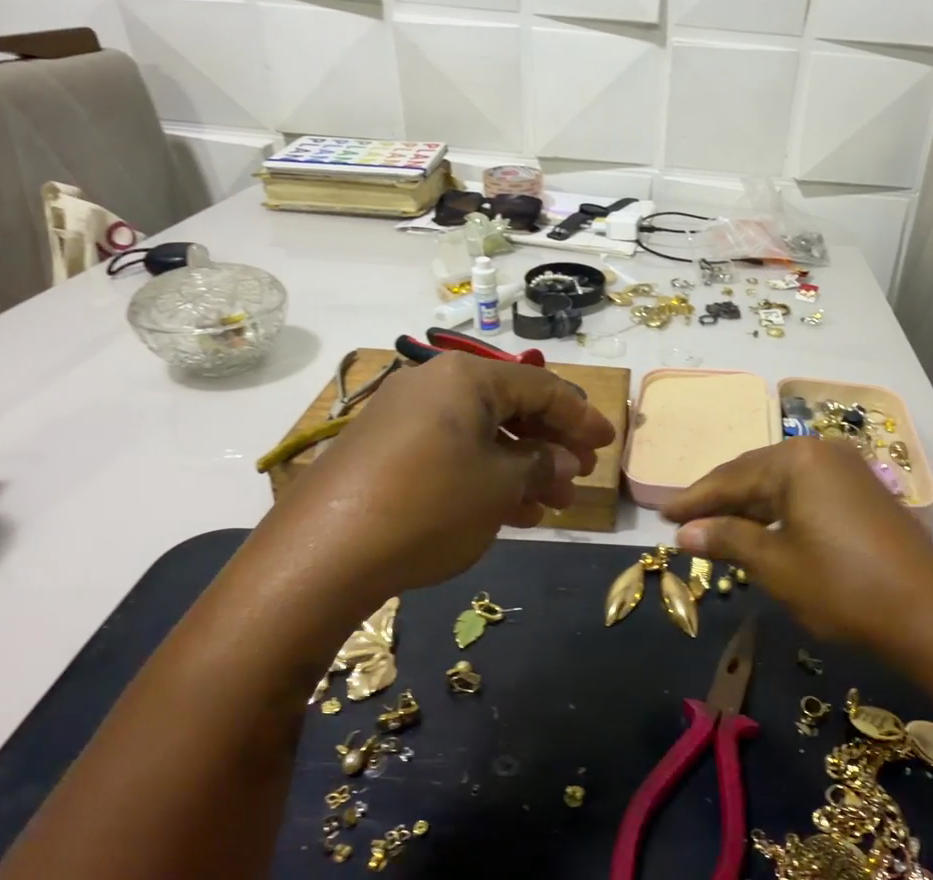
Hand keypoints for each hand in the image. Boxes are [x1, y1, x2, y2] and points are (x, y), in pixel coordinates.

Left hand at [272, 353, 616, 595]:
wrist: (323, 553)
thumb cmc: (429, 505)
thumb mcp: (499, 486)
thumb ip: (540, 465)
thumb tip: (562, 461)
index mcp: (464, 377)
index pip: (540, 387)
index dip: (580, 417)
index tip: (609, 443)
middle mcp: (432, 386)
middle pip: (509, 408)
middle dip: (549, 445)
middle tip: (578, 478)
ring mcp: (402, 419)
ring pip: (479, 435)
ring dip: (520, 467)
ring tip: (549, 506)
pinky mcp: (383, 453)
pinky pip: (449, 454)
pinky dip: (483, 477)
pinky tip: (508, 512)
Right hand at [663, 437, 932, 652]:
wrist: (930, 614)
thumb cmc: (842, 586)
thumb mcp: (775, 565)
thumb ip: (727, 540)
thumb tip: (685, 533)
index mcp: (797, 459)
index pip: (731, 477)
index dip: (694, 500)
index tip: (663, 517)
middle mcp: (822, 452)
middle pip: (756, 474)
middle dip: (720, 501)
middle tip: (684, 523)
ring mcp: (848, 470)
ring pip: (783, 484)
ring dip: (749, 508)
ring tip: (716, 530)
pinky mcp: (864, 493)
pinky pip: (807, 493)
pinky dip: (779, 512)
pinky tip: (763, 532)